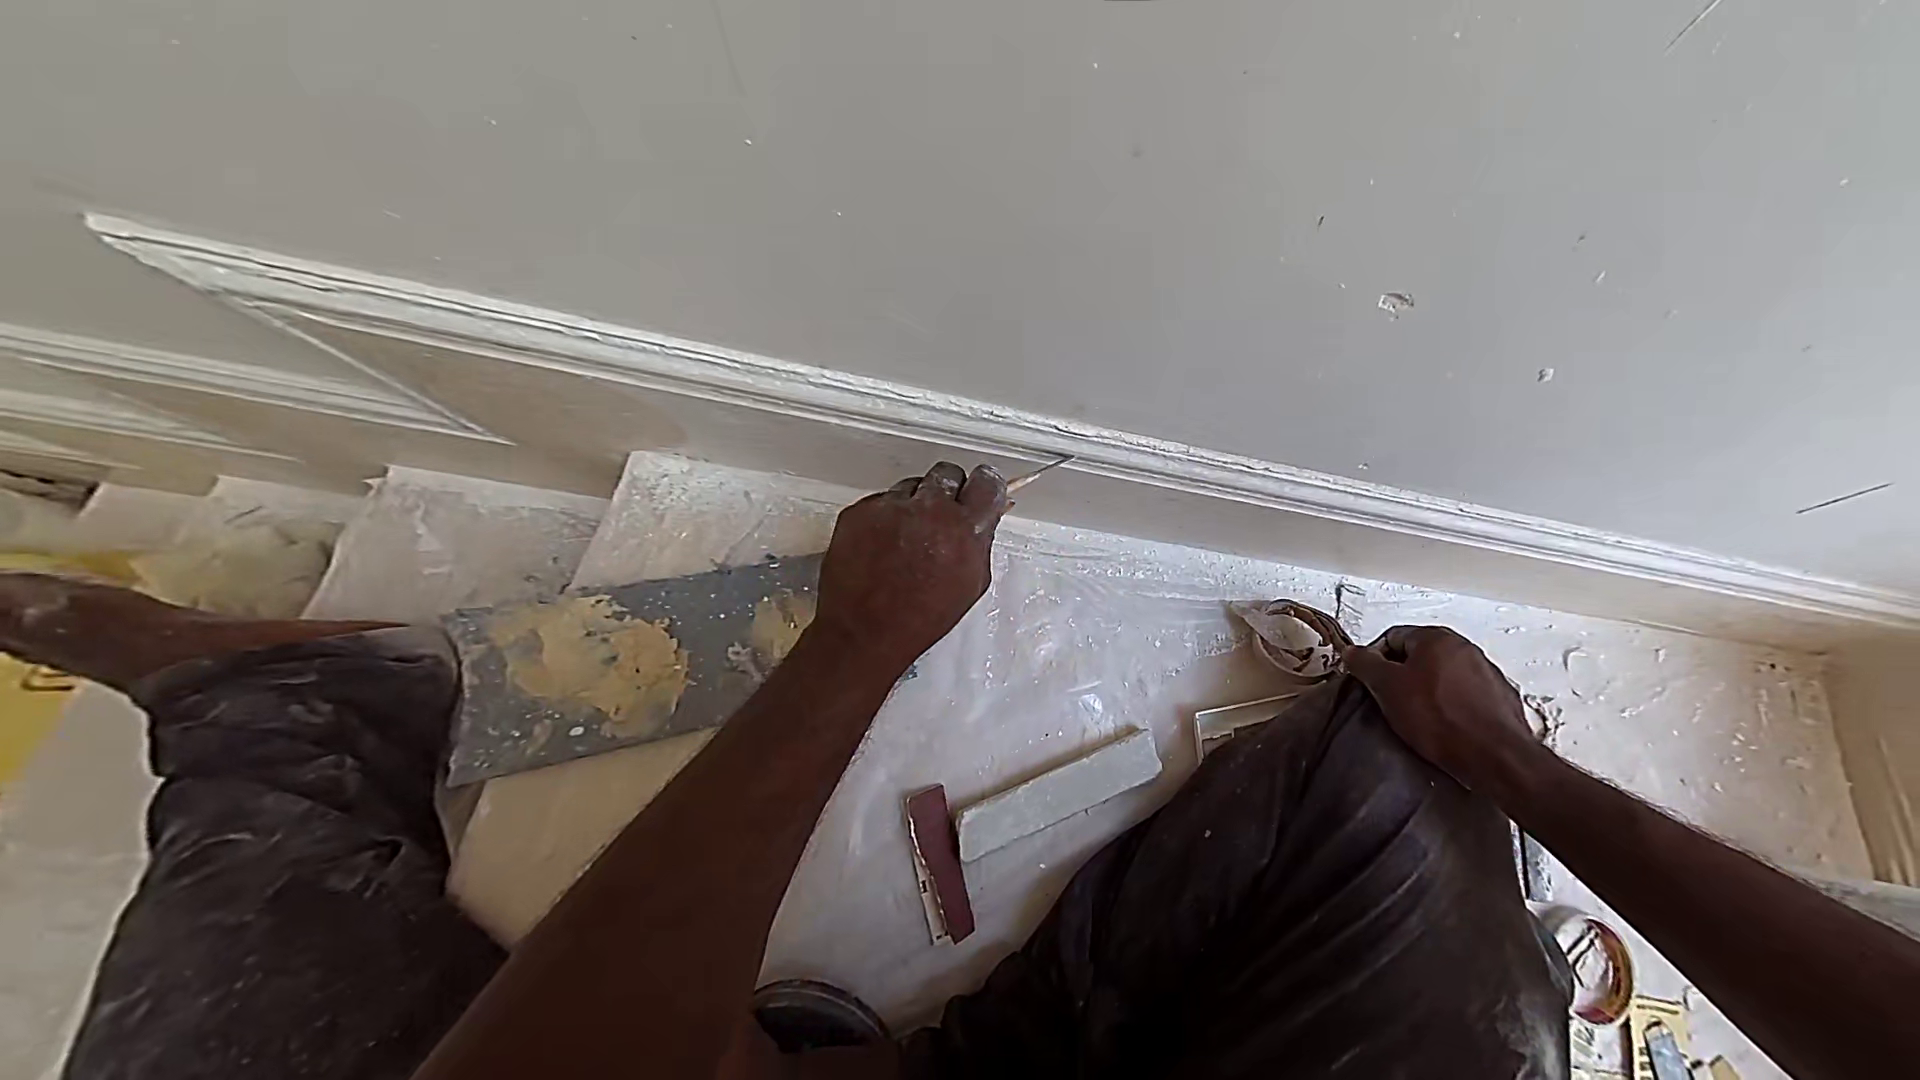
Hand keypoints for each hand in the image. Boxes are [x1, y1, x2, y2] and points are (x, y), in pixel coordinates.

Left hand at [810, 461, 1008, 671]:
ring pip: (912, 485)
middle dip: (948, 491)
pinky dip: (884, 517)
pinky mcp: (861, 510)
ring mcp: (891, 507)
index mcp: (964, 529)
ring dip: (915, 504)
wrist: (864, 632)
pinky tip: (882, 545)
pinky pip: (881, 501)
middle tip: (941, 515)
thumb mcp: (970, 585)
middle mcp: (929, 510)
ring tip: (907, 538)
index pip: (986, 481)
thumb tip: (985, 516)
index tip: (980, 488)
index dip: (984, 485)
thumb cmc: (920, 618)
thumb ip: (980, 542)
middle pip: (947, 473)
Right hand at [1342, 626, 1547, 791]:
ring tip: (1416, 716)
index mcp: (1437, 638)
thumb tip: (1353, 652)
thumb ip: (1364, 663)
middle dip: (1400, 675)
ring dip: (1424, 690)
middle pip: (1417, 655)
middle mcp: (1466, 648)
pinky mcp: (1501, 700)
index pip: (1391, 636)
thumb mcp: (1385, 686)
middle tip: (1389, 698)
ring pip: (1440, 675)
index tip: (1370, 680)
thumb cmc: (1439, 718)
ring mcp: (1488, 674)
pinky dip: (1449, 705)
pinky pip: (1462, 695)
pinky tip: (1442, 725)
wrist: (1495, 758)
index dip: (1374, 659)